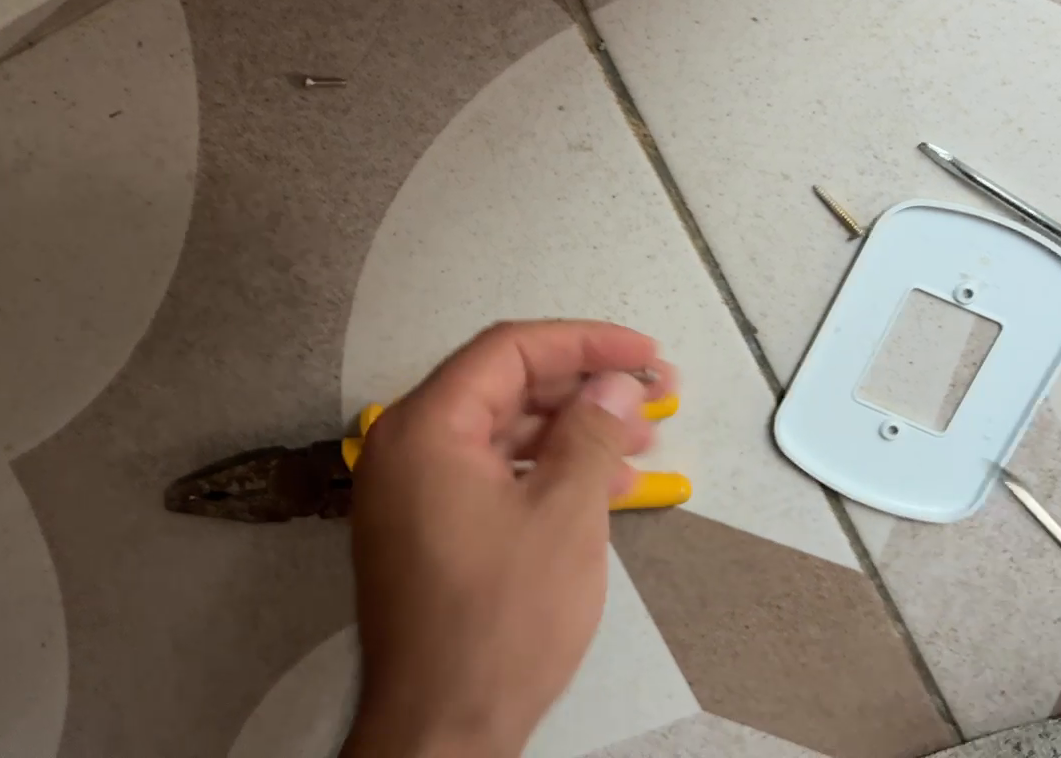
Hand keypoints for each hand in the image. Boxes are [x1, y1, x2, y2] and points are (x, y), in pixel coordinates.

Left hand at [338, 321, 670, 757]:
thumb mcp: (563, 517)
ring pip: (502, 431)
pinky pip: (489, 472)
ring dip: (570, 429)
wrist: (438, 730)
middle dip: (582, 385)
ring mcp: (413, 483)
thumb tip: (615, 381)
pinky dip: (542, 469)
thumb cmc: (499, 622)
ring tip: (643, 433)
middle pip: (504, 386)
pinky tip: (603, 478)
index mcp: (425, 424)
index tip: (642, 351)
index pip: (508, 350)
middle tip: (652, 389)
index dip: (582, 342)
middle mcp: (408, 441)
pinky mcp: (427, 519)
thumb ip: (591, 433)